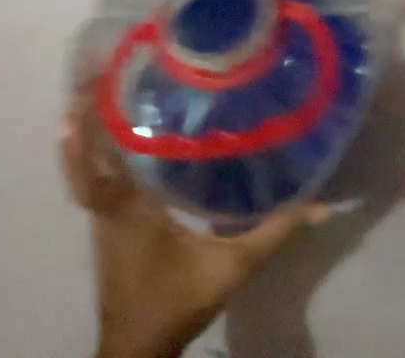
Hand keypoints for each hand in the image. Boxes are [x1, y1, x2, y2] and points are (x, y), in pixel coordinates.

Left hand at [59, 107, 326, 357]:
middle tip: (93, 74)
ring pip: (86, 173)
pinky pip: (94, 187)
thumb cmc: (178, 302)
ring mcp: (102, 224)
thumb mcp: (232, 268)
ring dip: (86, 138)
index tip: (92, 85)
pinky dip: (92, 162)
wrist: (138, 351)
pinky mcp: (106, 233)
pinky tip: (111, 147)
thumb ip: (274, 233)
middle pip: (85, 159)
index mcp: (130, 211)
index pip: (99, 163)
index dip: (87, 127)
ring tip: (97, 96)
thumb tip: (320, 205)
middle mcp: (109, 211)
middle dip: (84, 118)